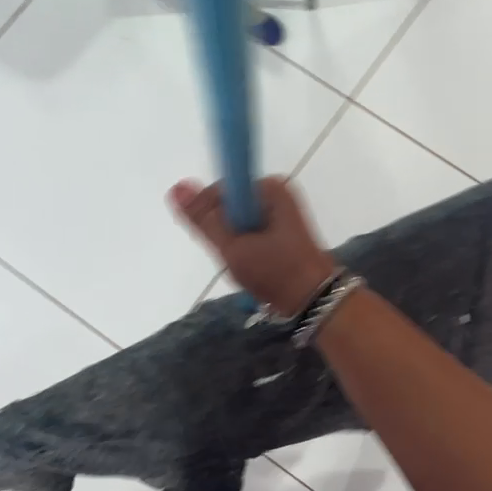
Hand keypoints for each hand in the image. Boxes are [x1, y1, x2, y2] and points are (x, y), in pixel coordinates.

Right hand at [169, 177, 337, 314]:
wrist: (315, 302)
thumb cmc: (277, 274)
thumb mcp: (234, 249)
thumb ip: (204, 220)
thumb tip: (176, 187)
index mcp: (270, 188)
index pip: (220, 190)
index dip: (212, 217)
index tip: (222, 243)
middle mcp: (276, 193)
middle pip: (227, 207)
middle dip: (225, 234)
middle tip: (238, 259)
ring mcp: (279, 211)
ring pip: (235, 224)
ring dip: (234, 246)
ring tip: (248, 266)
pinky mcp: (280, 229)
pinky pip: (248, 233)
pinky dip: (245, 250)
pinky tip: (253, 266)